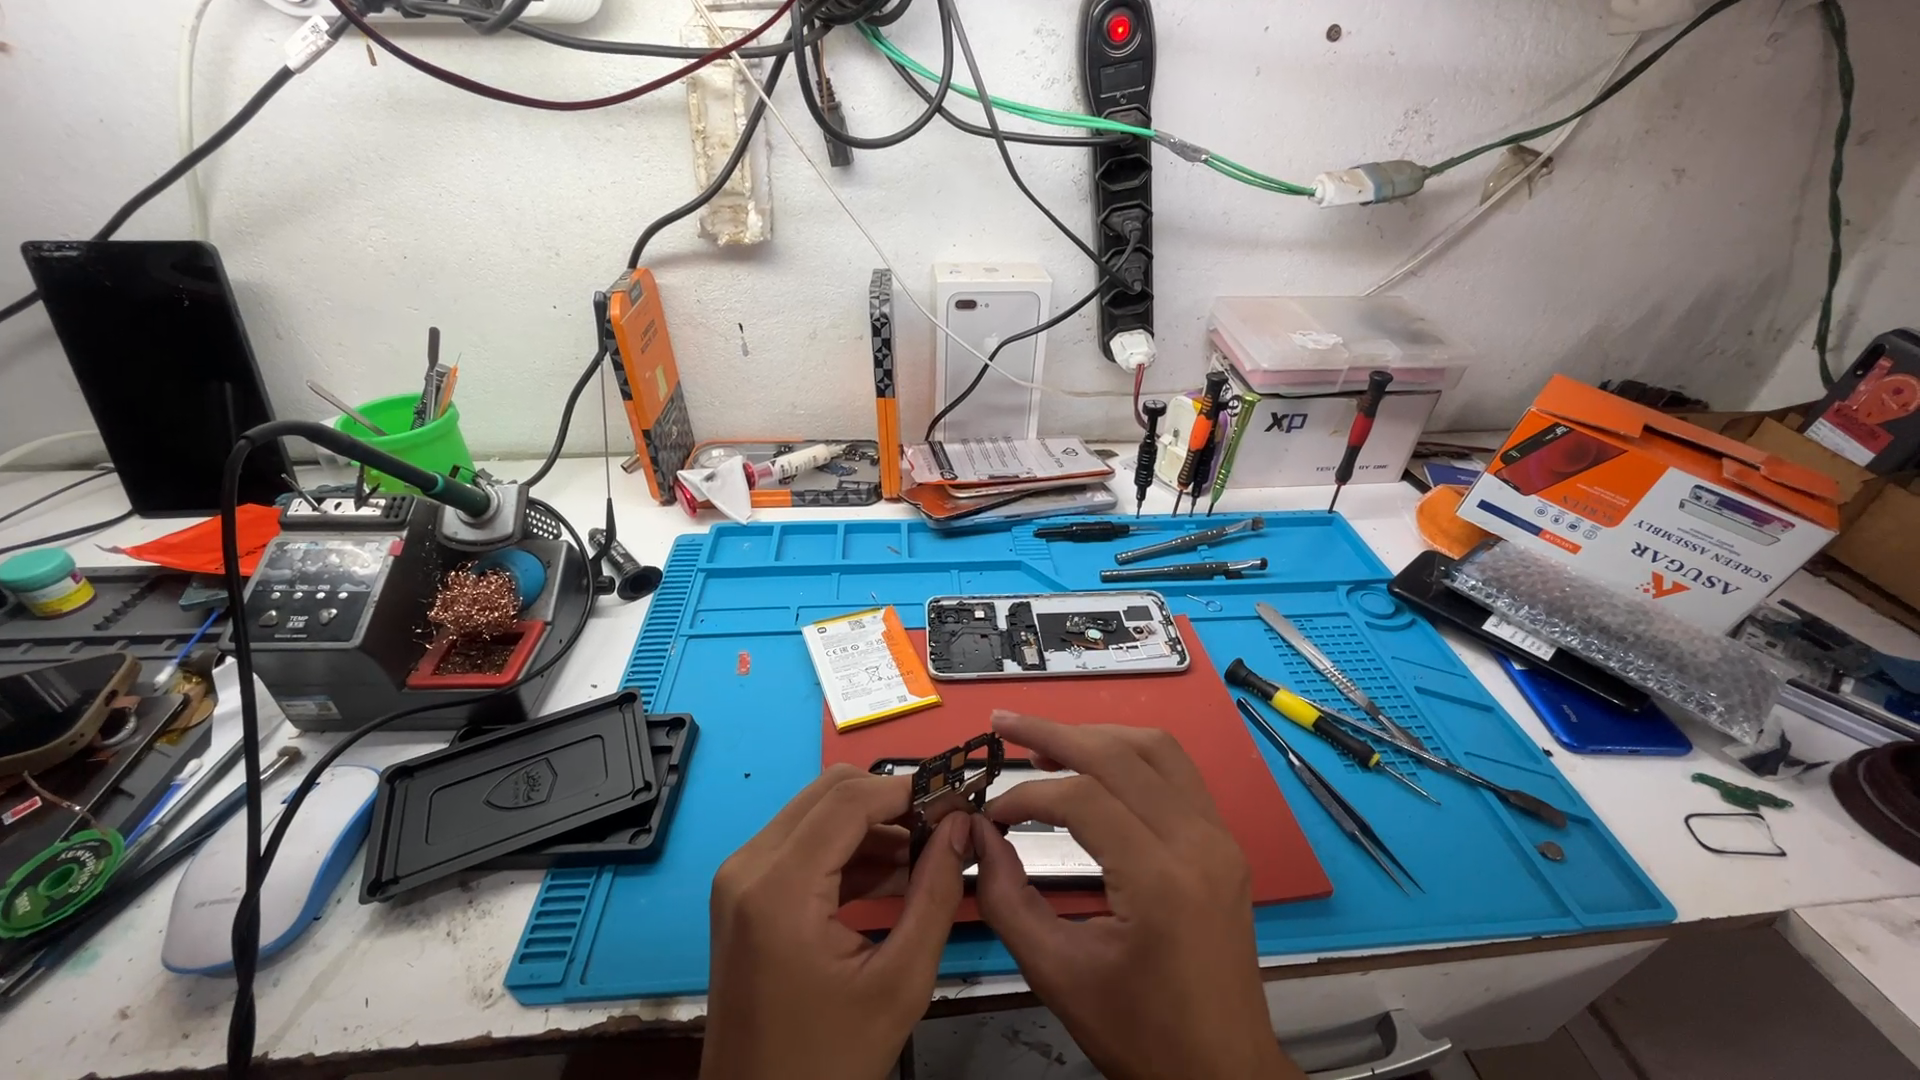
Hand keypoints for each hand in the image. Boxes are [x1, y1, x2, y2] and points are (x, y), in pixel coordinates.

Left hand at [702, 764, 972, 1079]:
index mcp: (779, 888)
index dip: (907, 789)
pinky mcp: (746, 892)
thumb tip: (962, 826)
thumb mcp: (900, 981)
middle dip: (891, 800)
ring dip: (873, 823)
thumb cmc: (831, 1058)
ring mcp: (741, 877)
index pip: (850, 800)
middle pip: (830, 792)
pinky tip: (896, 874)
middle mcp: (749, 866)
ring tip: (928, 852)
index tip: (956, 799)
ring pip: (817, 811)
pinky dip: (850, 848)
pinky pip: (804, 843)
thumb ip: (936, 894)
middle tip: (943, 825)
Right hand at [974, 712, 1302, 1079]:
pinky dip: (1130, 753)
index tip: (991, 813)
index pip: (1082, 798)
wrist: (1224, 1072)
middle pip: (1119, 753)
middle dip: (1054, 733)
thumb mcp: (1057, 973)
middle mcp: (1199, 842)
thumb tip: (978, 833)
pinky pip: (1178, 771)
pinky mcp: (1225, 841)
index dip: (1027, 795)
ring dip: (1097, 734)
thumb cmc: (1140, 1034)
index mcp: (1160, 879)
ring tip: (1046, 741)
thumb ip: (1006, 897)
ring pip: (1156, 748)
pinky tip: (1096, 762)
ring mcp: (1220, 837)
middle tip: (1005, 724)